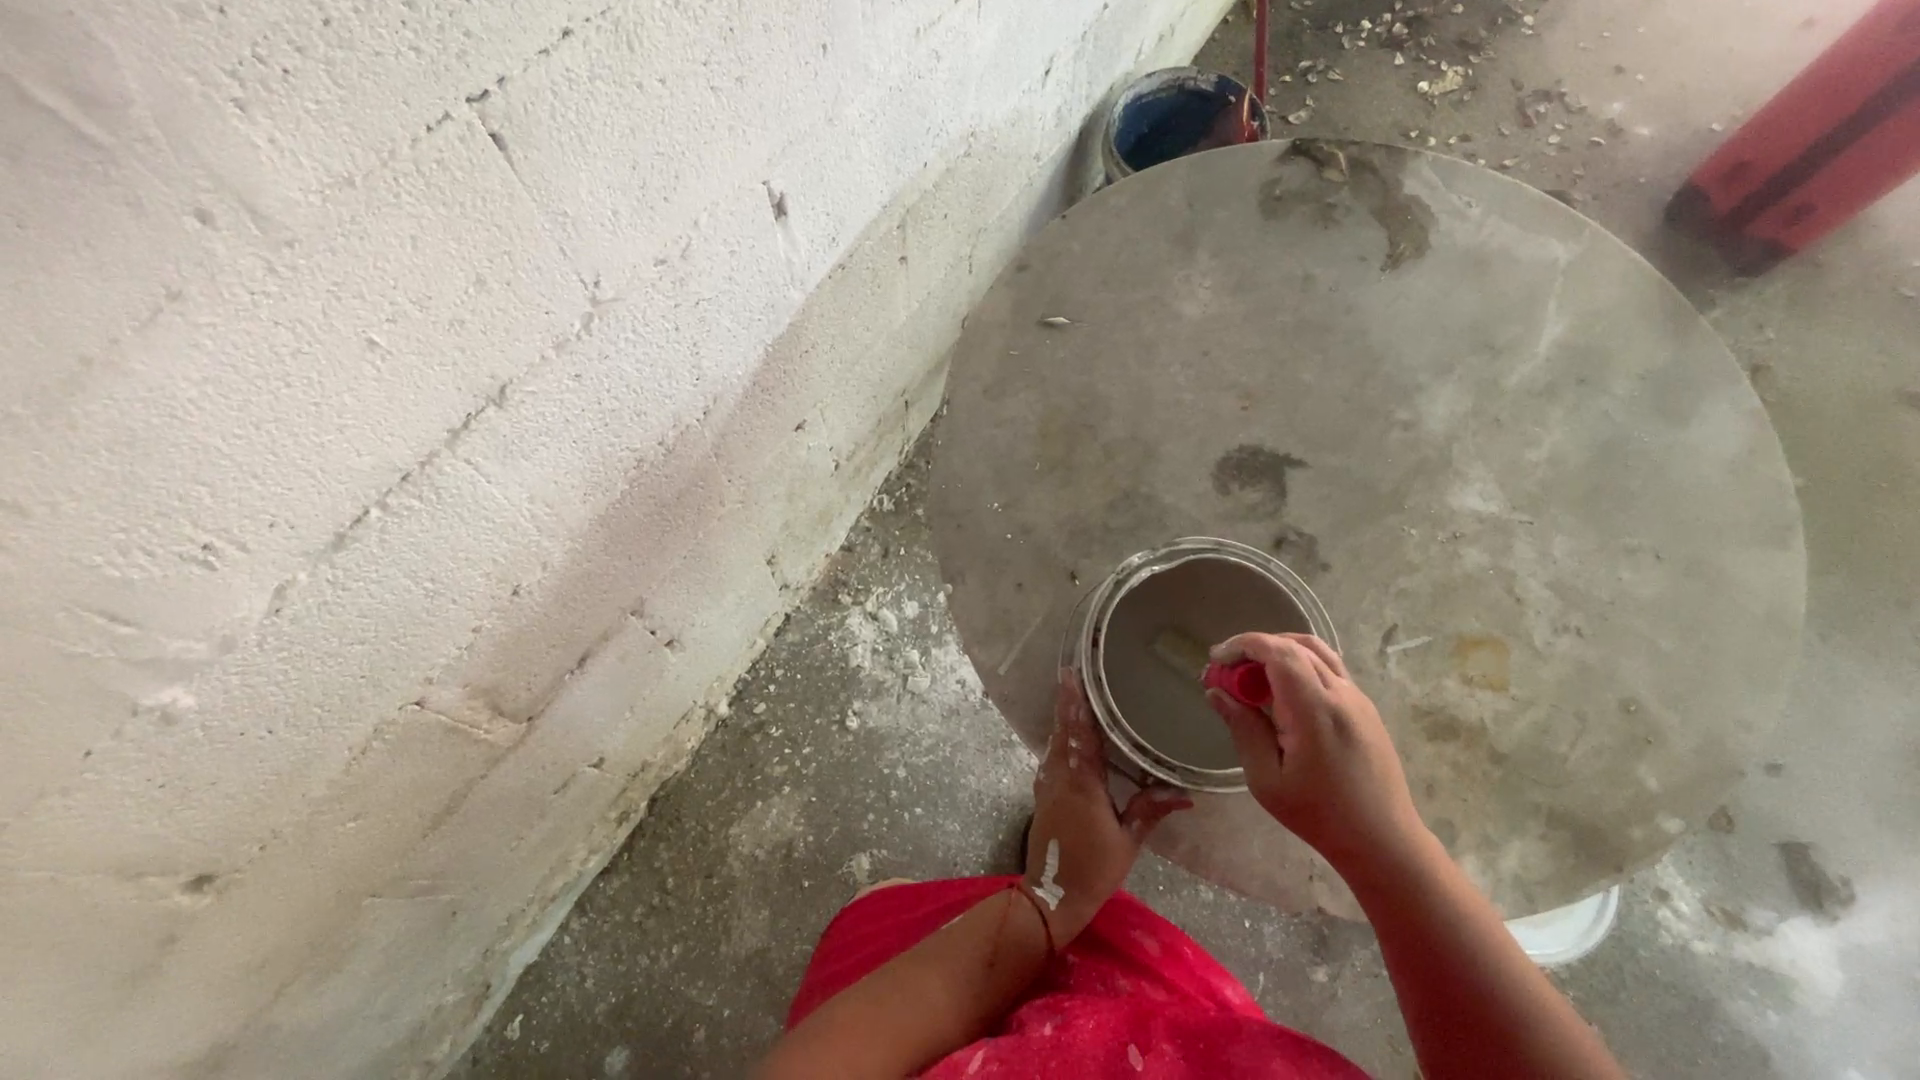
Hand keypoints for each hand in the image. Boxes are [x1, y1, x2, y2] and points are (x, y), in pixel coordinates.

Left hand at [1023, 669, 1190, 944]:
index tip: (1071, 675)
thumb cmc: (1093, 870)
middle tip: (1070, 674)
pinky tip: (1067, 739)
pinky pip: (1051, 760)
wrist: (1051, 896)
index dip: (1075, 704)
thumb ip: (1150, 811)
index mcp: (1082, 784)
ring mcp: (1047, 787)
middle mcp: (1059, 778)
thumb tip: (1184, 794)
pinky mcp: (1043, 797)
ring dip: (1062, 721)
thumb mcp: (1127, 841)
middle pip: (1062, 732)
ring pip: (1054, 745)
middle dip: (1066, 703)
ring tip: (1072, 697)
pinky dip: (1059, 742)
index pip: (1079, 735)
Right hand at [1206, 633, 1425, 872]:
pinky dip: (1299, 666)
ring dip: (1280, 651)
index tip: (1216, 660)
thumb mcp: (1266, 779)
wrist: (1382, 839)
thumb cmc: (1318, 815)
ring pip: (1317, 652)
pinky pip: (1330, 669)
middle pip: (1296, 646)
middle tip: (1227, 671)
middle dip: (1255, 648)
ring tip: (1252, 675)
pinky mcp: (1365, 709)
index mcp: (1315, 710)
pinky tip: (1282, 693)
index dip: (1243, 645)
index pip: (1278, 652)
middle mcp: (1341, 694)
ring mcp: (1358, 699)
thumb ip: (1243, 729)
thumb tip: (1218, 692)